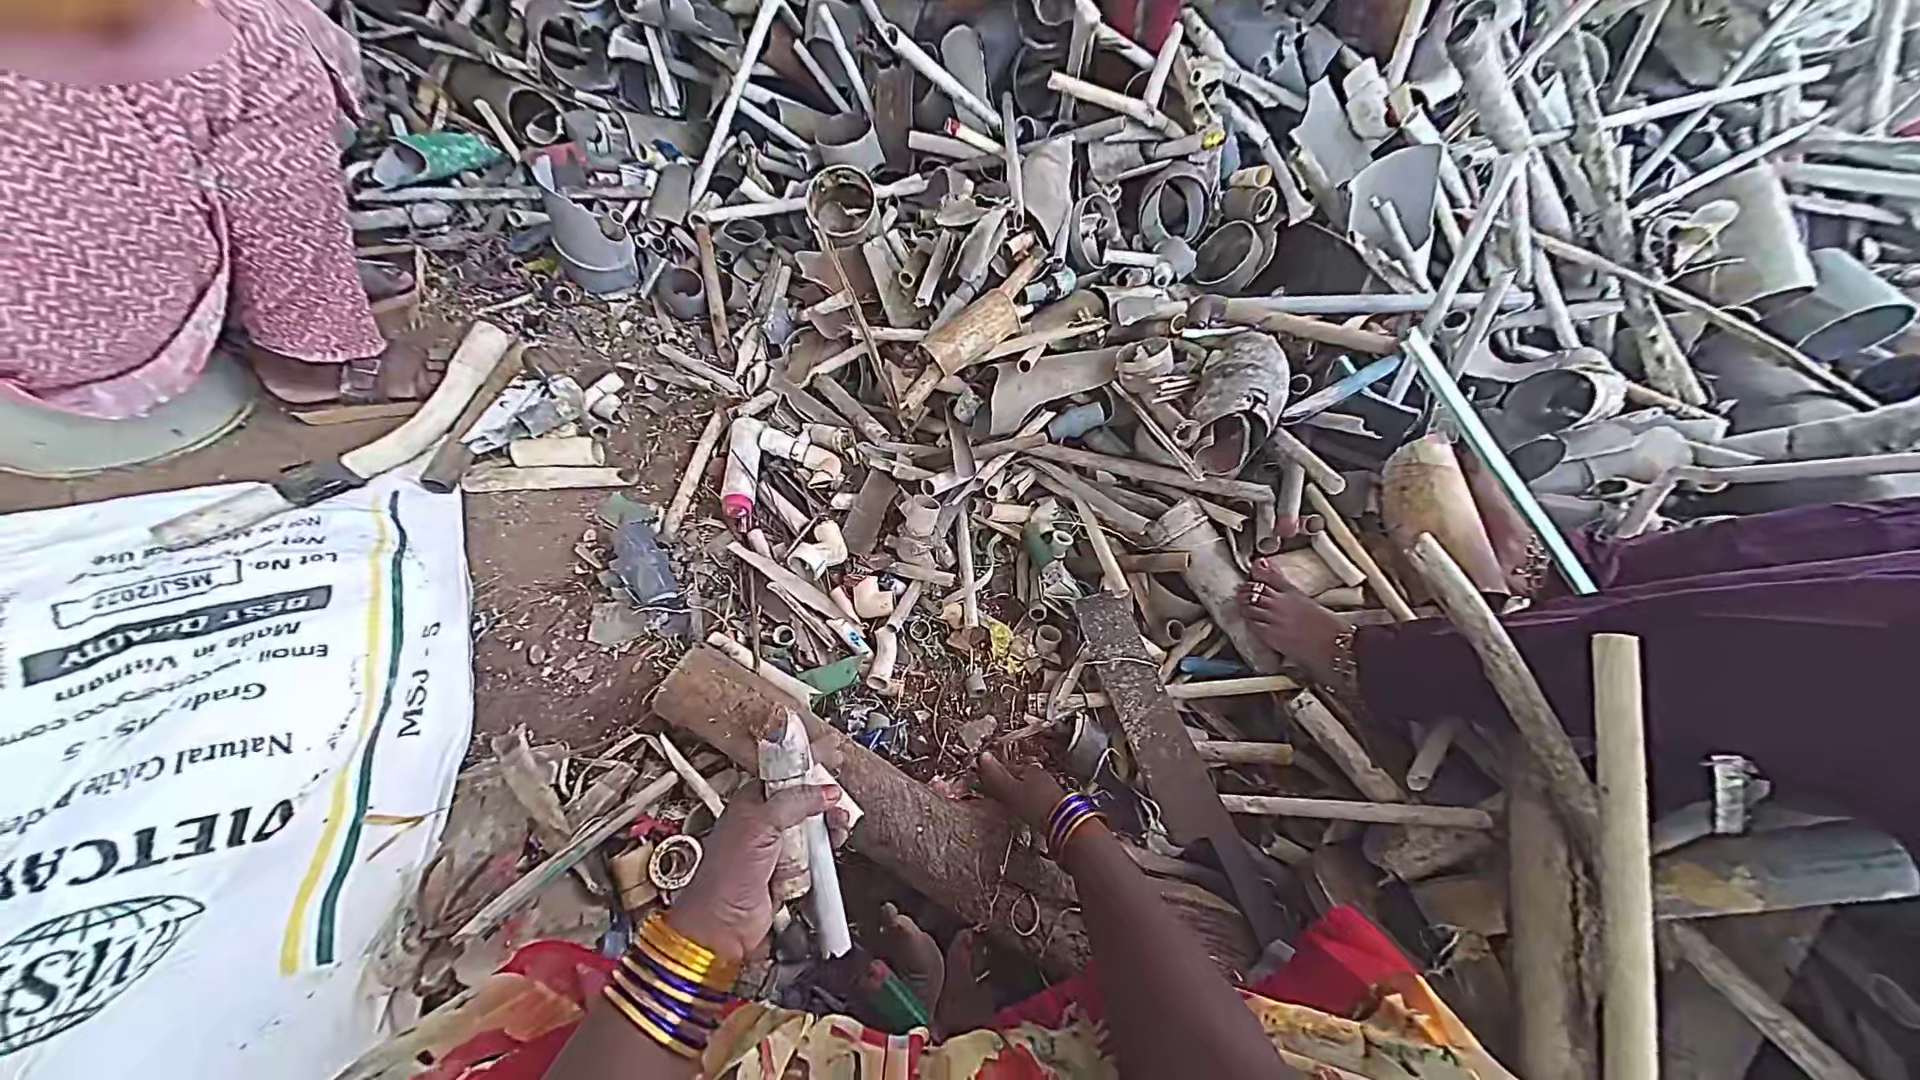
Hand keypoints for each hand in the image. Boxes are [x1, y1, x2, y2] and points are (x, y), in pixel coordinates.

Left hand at [665, 783, 840, 962]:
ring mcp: (777, 849)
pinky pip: (815, 857)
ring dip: (827, 831)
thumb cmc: (724, 878)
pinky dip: (824, 856)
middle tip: (835, 808)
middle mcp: (764, 824)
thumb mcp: (760, 825)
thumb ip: (795, 802)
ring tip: (836, 830)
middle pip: (804, 804)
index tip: (826, 778)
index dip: (807, 777)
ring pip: (812, 831)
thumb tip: (825, 791)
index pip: (785, 778)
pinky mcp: (789, 872)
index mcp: (751, 803)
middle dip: (823, 806)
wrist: (722, 929)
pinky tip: (830, 850)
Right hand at [976, 751, 1067, 835]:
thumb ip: (995, 775)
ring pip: (1032, 790)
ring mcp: (1052, 793)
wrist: (1064, 824)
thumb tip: (983, 756)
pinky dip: (1032, 807)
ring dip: (1023, 796)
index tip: (988, 779)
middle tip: (1000, 792)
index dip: (998, 773)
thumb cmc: (1036, 804)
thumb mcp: (1010, 789)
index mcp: (1031, 770)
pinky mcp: (1058, 809)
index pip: (1010, 768)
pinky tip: (1029, 816)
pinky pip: (1039, 804)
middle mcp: (1043, 778)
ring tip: (1013, 805)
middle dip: (1012, 784)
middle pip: (1023, 778)